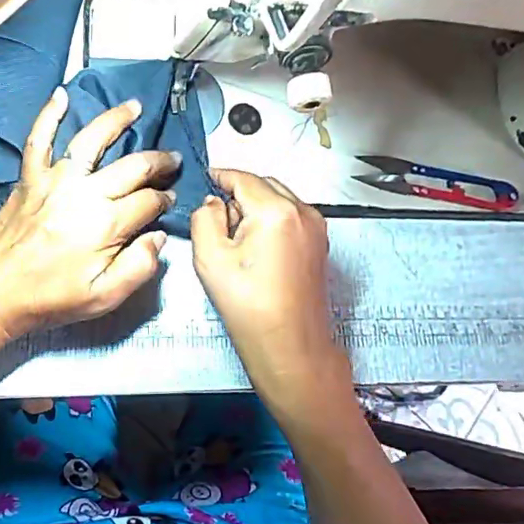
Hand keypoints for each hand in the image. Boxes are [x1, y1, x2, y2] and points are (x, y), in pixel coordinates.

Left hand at [0, 88, 179, 339]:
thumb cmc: (50, 298)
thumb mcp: (104, 298)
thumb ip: (139, 267)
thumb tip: (159, 236)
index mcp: (106, 224)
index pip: (149, 201)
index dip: (165, 200)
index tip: (169, 200)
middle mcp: (84, 192)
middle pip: (132, 166)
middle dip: (158, 161)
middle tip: (172, 159)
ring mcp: (54, 180)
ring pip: (90, 139)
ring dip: (115, 120)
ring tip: (134, 107)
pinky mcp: (30, 178)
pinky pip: (39, 139)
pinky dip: (48, 114)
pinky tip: (60, 95)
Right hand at [190, 169, 348, 399]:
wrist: (290, 347)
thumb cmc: (250, 307)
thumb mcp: (210, 258)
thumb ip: (204, 218)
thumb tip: (213, 203)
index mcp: (276, 211)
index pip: (242, 177)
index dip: (219, 176)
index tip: (204, 179)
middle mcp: (304, 212)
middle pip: (263, 184)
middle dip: (237, 192)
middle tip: (213, 216)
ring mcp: (316, 228)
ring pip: (278, 199)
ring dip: (254, 205)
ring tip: (233, 236)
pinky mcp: (319, 244)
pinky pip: (290, 216)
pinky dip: (270, 219)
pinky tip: (254, 247)